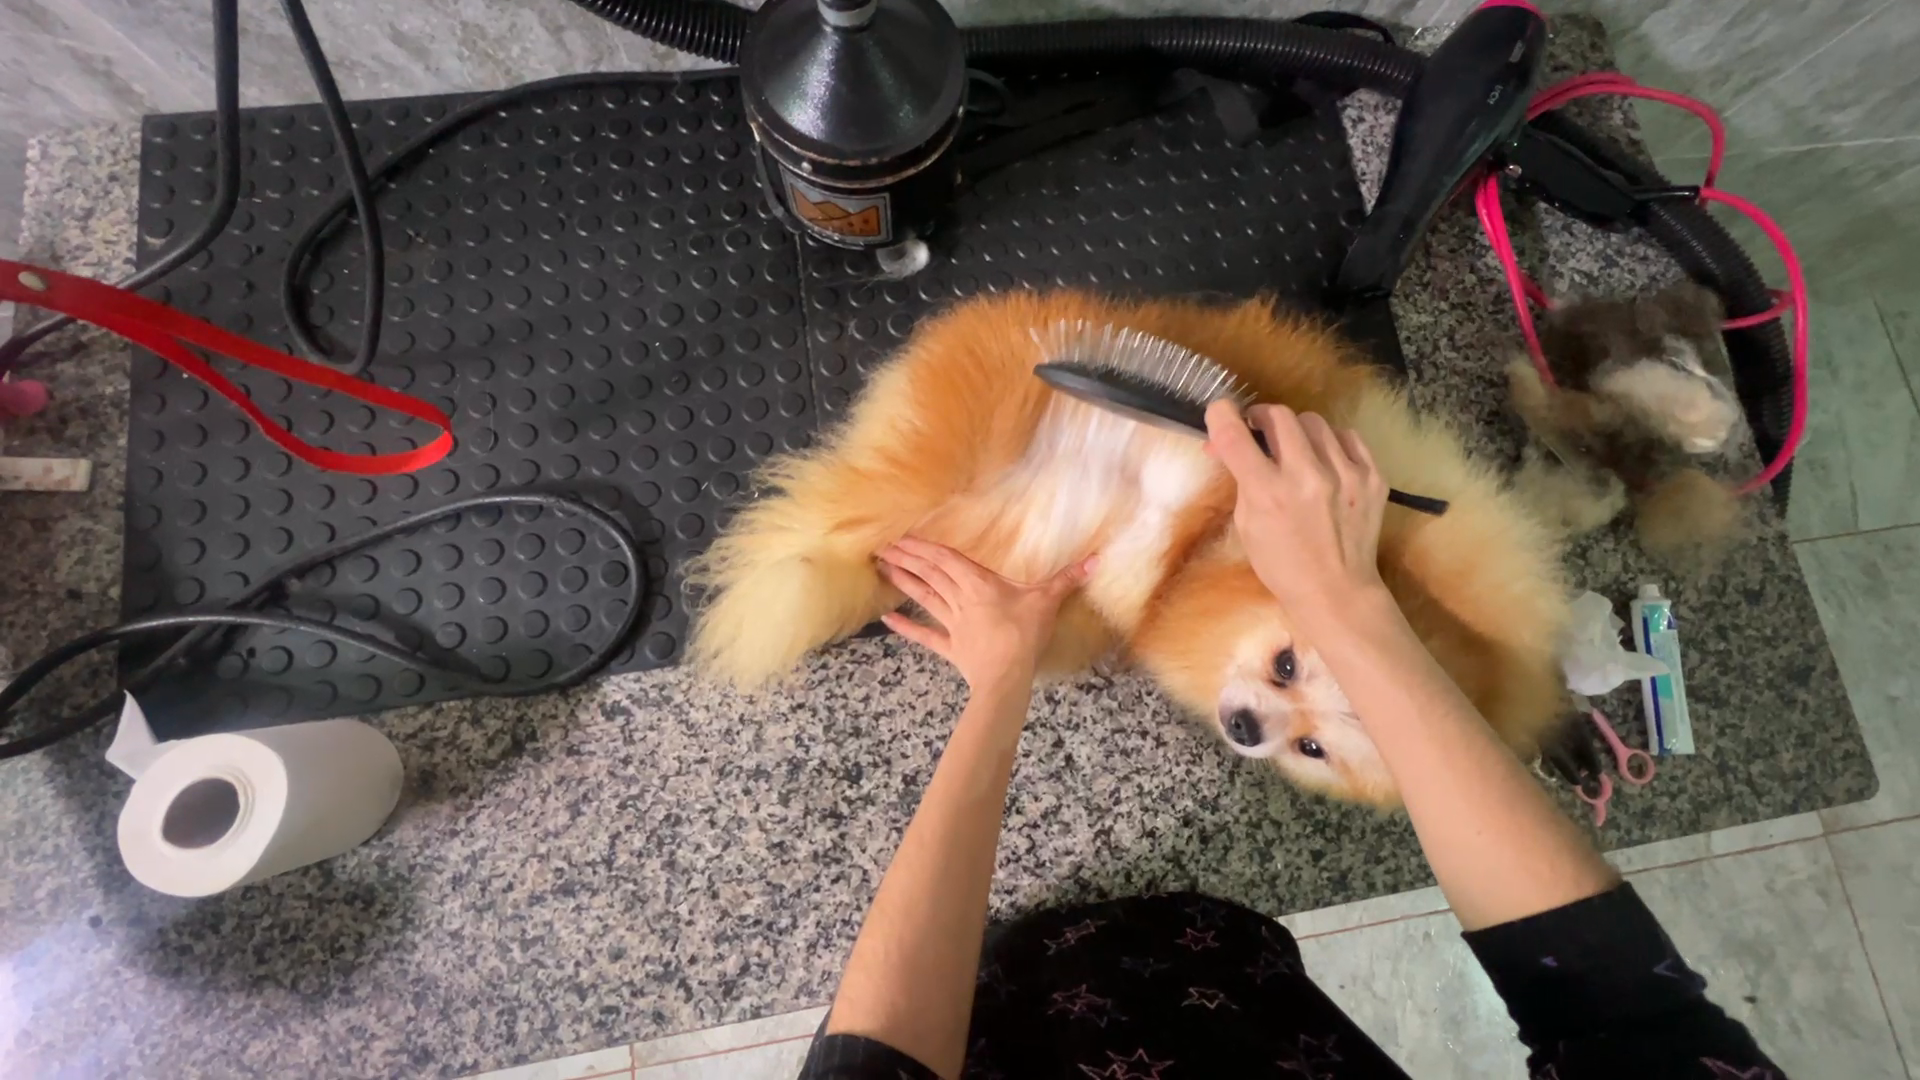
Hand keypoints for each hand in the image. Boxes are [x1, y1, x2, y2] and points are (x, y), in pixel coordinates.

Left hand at [876, 537, 1094, 696]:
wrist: (1007, 677)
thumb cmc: (1024, 634)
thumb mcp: (1047, 602)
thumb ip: (1067, 579)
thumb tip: (1095, 559)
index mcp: (978, 583)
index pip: (946, 560)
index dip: (924, 547)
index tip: (902, 537)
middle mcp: (960, 600)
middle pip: (929, 574)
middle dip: (906, 560)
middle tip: (882, 548)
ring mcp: (952, 624)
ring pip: (924, 598)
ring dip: (903, 583)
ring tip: (883, 570)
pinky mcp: (951, 648)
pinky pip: (925, 636)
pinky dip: (906, 628)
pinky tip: (887, 620)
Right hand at [1204, 400, 1389, 625]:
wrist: (1335, 590)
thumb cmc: (1279, 563)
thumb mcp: (1246, 523)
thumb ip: (1240, 478)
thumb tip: (1225, 444)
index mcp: (1267, 492)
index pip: (1235, 435)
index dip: (1222, 414)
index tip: (1220, 411)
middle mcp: (1307, 475)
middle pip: (1279, 415)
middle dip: (1262, 418)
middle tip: (1258, 430)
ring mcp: (1346, 474)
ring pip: (1314, 421)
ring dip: (1296, 430)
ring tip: (1293, 448)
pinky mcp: (1373, 477)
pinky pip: (1347, 437)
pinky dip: (1329, 442)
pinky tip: (1323, 460)